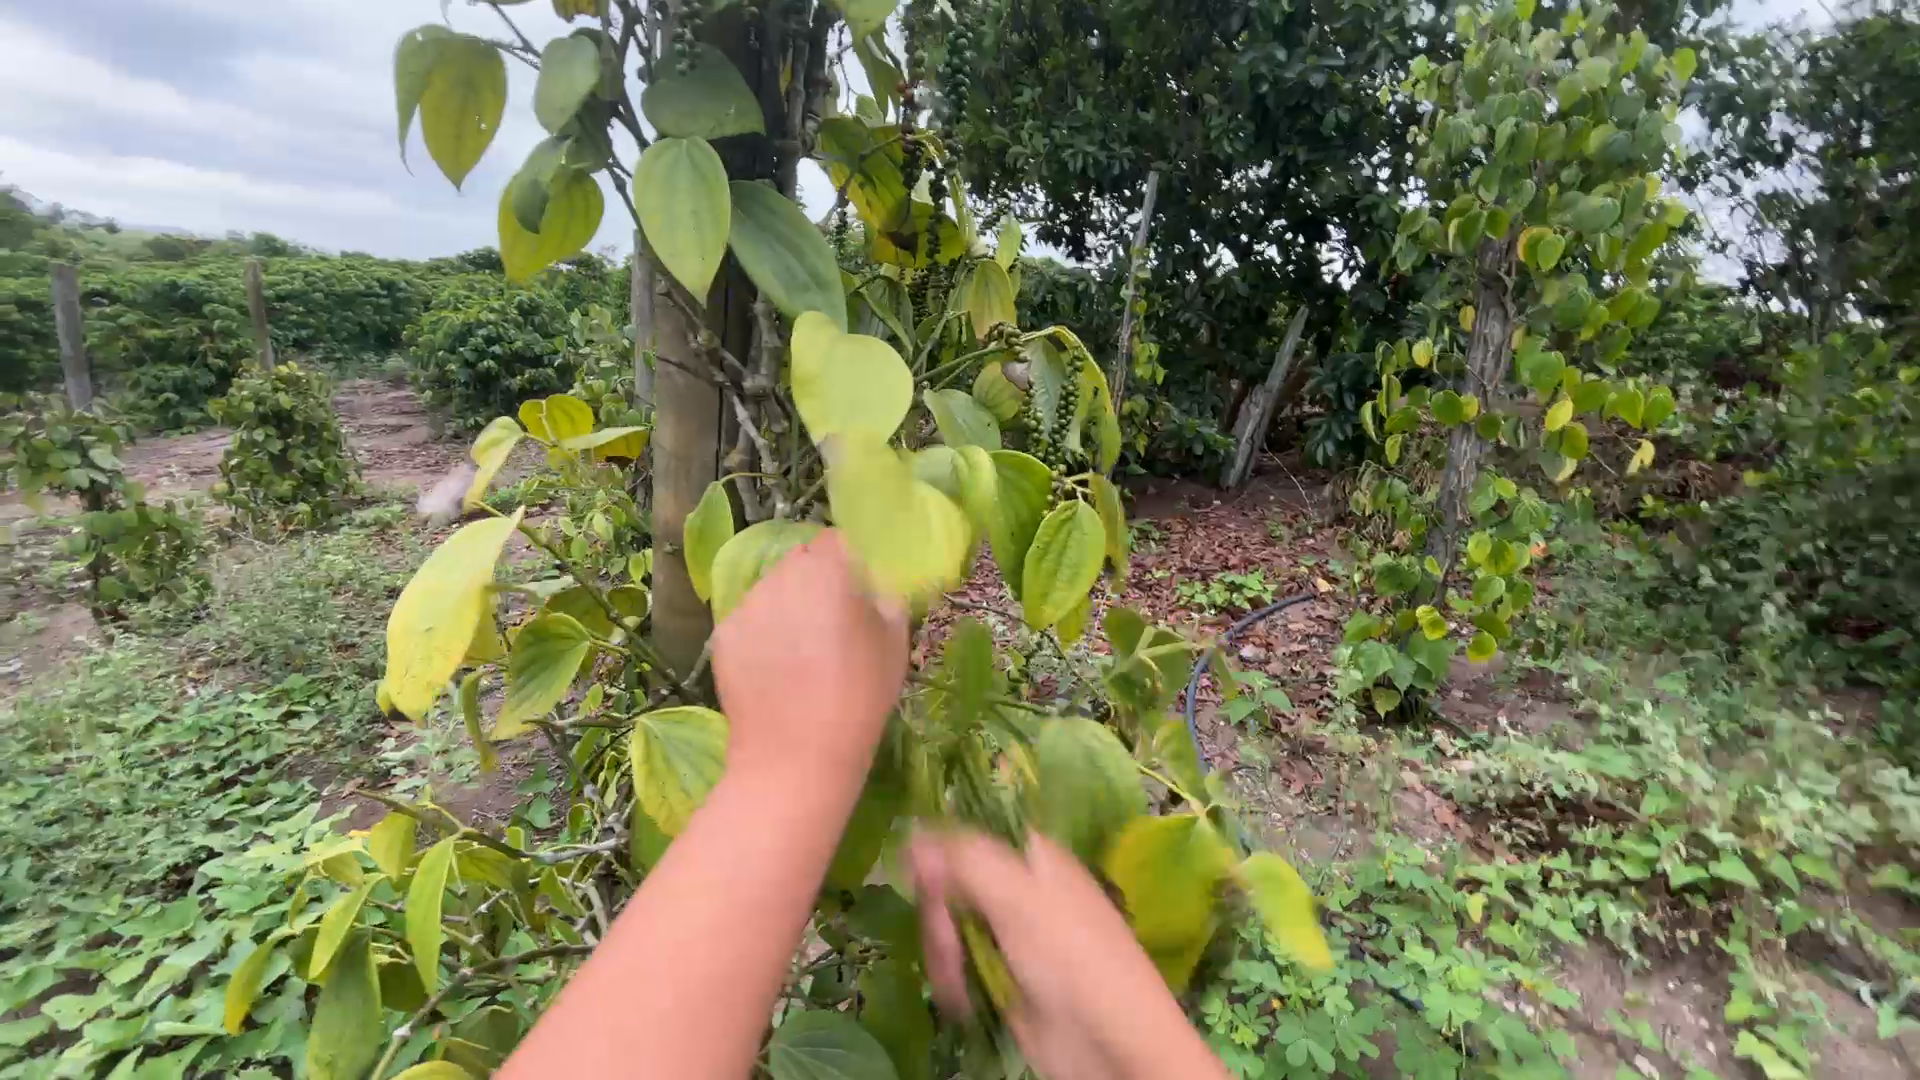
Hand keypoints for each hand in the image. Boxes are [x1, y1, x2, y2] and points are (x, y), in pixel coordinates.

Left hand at [710, 529, 907, 783]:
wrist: (796, 758)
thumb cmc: (859, 698)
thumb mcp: (895, 643)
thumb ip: (889, 596)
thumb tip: (879, 581)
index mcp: (828, 571)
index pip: (839, 539)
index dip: (853, 558)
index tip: (863, 585)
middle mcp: (781, 576)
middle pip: (802, 559)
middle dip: (819, 578)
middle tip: (835, 619)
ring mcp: (747, 605)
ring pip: (774, 587)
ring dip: (790, 601)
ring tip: (804, 647)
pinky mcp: (724, 634)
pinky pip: (752, 617)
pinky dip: (765, 629)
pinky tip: (778, 666)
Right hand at [909, 829, 1231, 1079]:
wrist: (1113, 1045)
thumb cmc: (1072, 956)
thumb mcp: (1019, 898)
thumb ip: (964, 861)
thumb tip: (911, 833)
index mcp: (1029, 854)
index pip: (968, 836)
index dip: (939, 853)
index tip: (918, 878)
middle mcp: (1017, 887)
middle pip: (952, 882)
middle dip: (940, 914)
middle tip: (947, 942)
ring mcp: (1009, 933)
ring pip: (950, 924)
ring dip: (943, 952)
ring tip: (956, 981)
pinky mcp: (1001, 975)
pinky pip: (958, 963)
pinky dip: (952, 978)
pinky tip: (961, 997)